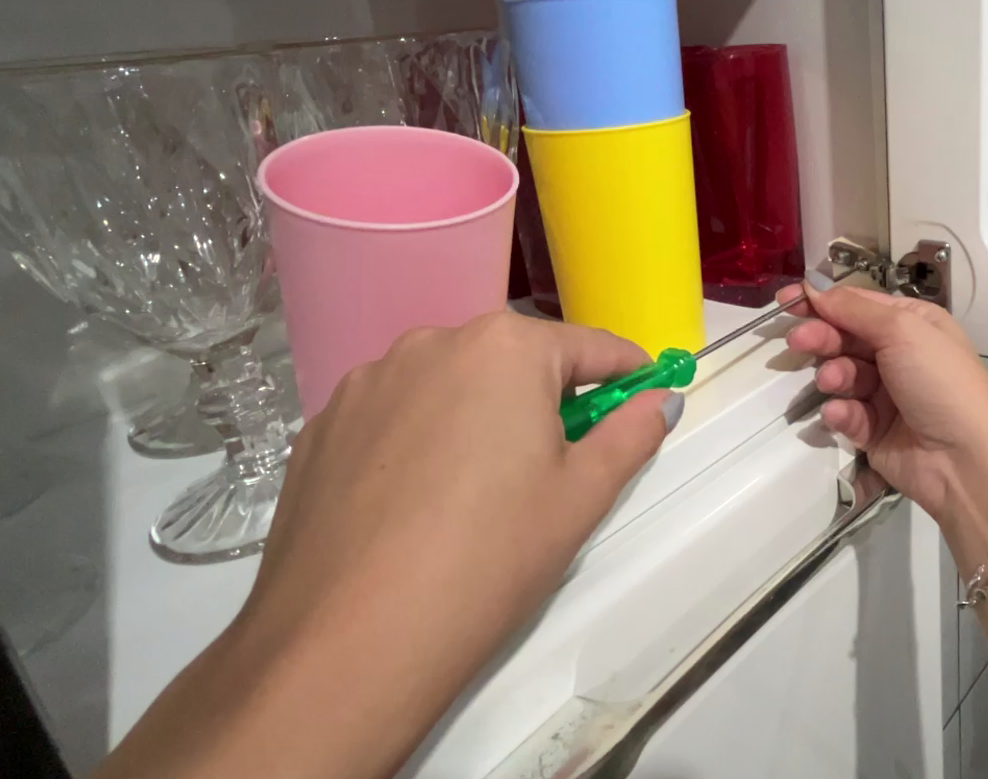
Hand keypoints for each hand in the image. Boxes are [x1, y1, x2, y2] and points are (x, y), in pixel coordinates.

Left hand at [102, 312, 677, 778]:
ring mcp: (369, 380)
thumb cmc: (490, 558)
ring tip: (484, 483)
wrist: (343, 645)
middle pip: (518, 358)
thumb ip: (633, 432)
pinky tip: (422, 496)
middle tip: (562, 457)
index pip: (592, 346)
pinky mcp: (323, 424)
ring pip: (455, 381)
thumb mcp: (583, 495)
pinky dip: (425, 434)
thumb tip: (664, 399)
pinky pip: (399, 411)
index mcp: (507, 348)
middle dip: (551, 395)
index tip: (647, 393)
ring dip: (484, 410)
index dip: (628, 371)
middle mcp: (435, 342)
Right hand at [779, 282, 987, 517]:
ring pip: (842, 374)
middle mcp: (900, 354)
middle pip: (846, 337)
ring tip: (832, 381)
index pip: (860, 304)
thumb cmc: (941, 382)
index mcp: (914, 323)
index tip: (786, 301)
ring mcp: (887, 394)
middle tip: (798, 341)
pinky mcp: (874, 430)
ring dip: (833, 375)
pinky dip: (841, 411)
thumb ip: (853, 308)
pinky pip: (846, 412)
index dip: (823, 300)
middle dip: (822, 337)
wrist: (965, 461)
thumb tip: (813, 285)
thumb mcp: (903, 331)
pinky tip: (843, 414)